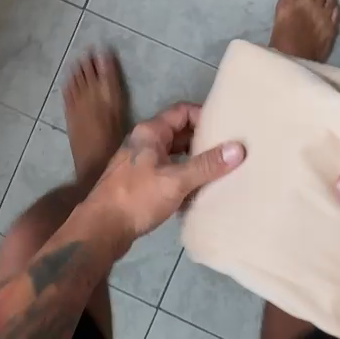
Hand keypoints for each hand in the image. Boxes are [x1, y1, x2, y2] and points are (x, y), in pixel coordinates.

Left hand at [81, 102, 244, 243]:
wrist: (101, 229)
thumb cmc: (137, 197)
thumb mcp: (176, 180)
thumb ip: (207, 165)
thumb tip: (239, 148)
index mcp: (151, 131)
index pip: (182, 111)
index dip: (204, 116)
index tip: (226, 128)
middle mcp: (144, 141)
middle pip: (179, 132)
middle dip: (202, 140)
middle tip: (227, 150)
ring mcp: (139, 163)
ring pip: (173, 154)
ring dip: (192, 160)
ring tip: (217, 170)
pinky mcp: (138, 183)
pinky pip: (166, 171)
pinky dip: (182, 176)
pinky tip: (196, 192)